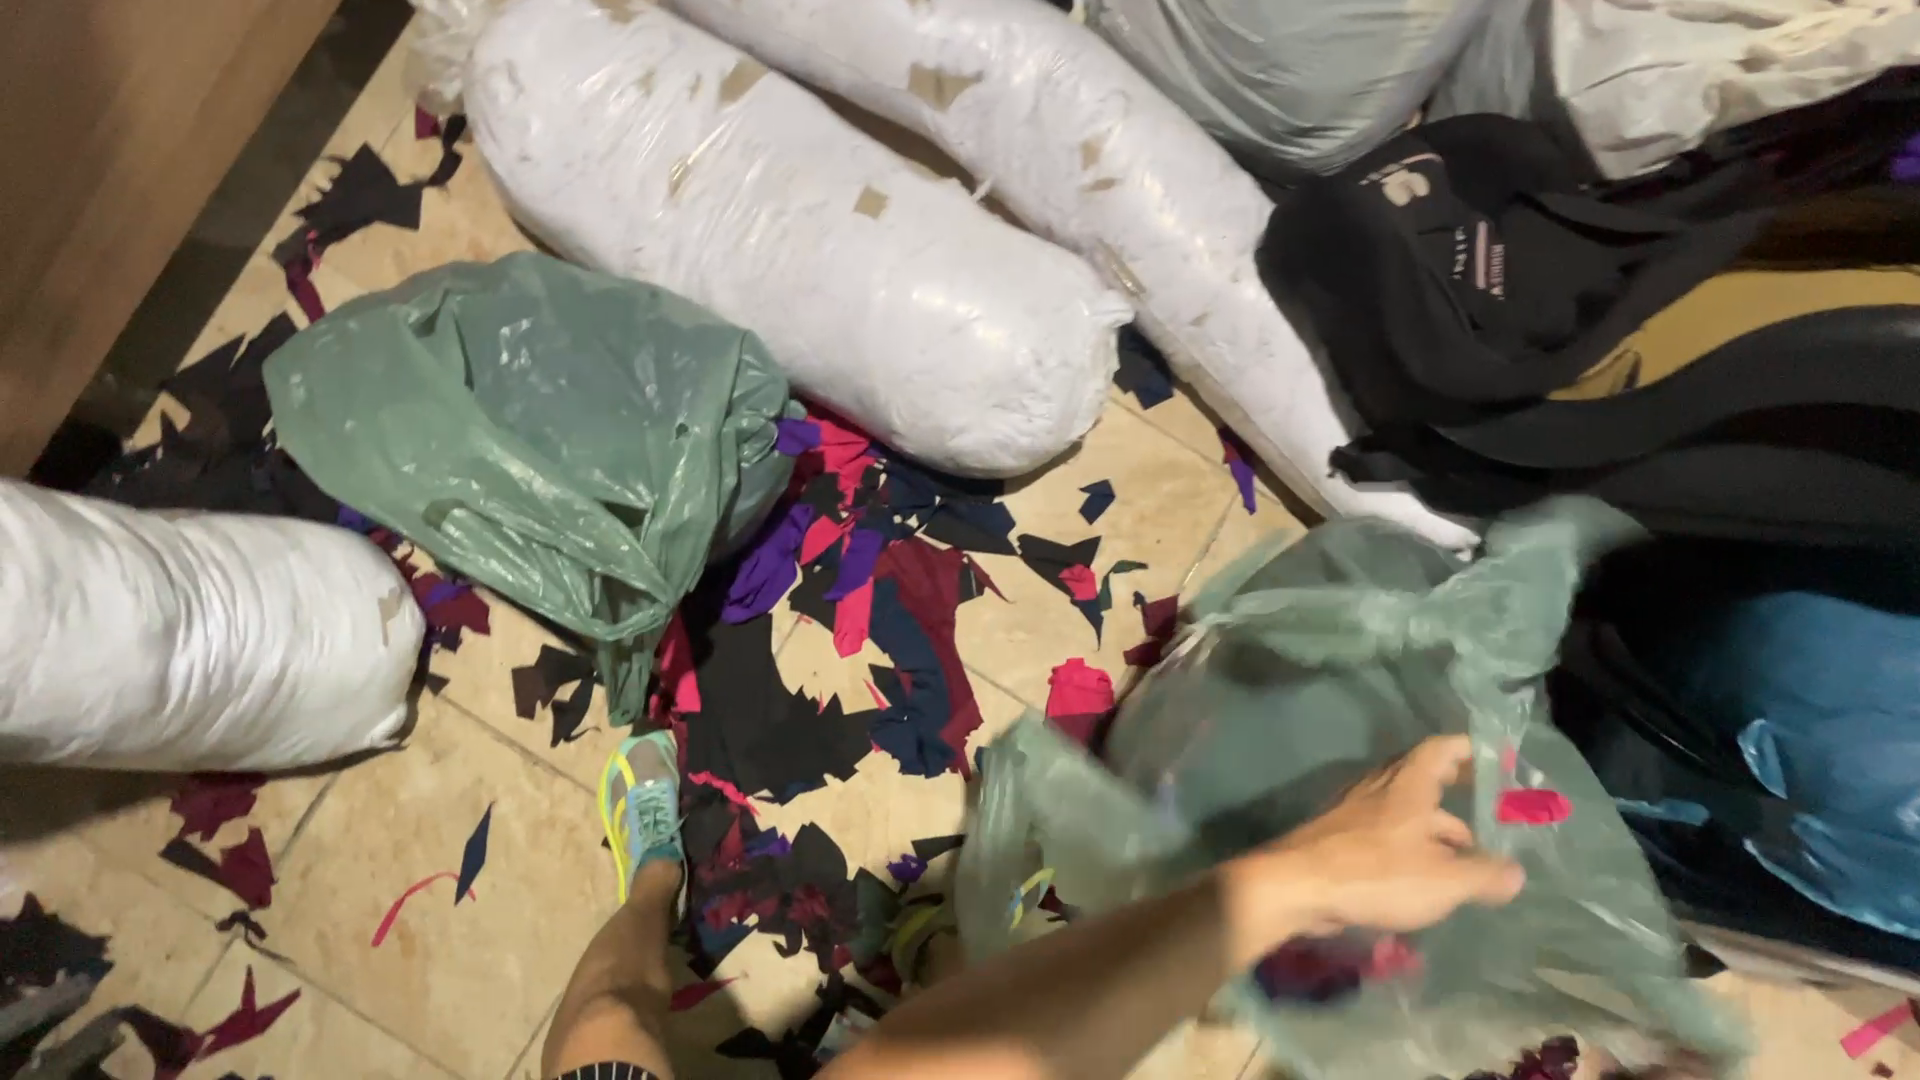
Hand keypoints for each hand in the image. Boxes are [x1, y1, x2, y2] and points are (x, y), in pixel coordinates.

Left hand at [1224, 735, 1524, 951]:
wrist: (1298, 884)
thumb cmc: (1375, 873)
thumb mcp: (1444, 880)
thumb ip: (1484, 875)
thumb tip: (1515, 871)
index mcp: (1406, 785)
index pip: (1439, 748)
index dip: (1468, 748)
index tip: (1496, 756)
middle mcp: (1378, 788)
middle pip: (1421, 775)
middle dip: (1455, 787)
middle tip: (1489, 804)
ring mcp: (1355, 810)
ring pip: (1404, 807)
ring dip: (1437, 823)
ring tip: (1469, 853)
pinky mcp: (1341, 835)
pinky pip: (1386, 830)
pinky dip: (1412, 842)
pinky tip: (1427, 873)